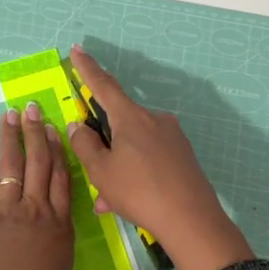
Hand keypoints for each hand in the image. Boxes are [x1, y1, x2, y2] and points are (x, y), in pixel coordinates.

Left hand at [0, 101, 129, 269]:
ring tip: (10, 114)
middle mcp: (36, 209)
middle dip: (36, 134)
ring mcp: (7, 207)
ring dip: (11, 137)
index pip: (62, 180)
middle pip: (39, 164)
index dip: (60, 154)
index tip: (57, 131)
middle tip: (32, 108)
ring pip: (12, 165)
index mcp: (59, 224)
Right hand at [66, 45, 254, 269]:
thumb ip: (84, 145)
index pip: (103, 85)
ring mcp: (172, 137)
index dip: (88, 69)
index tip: (77, 50)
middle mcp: (154, 119)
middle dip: (102, 147)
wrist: (190, 219)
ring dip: (117, 168)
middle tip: (93, 174)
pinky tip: (128, 202)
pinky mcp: (183, 155)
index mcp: (131, 117)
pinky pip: (149, 159)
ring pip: (133, 147)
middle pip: (119, 125)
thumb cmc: (139, 192)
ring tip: (108, 200)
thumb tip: (79, 126)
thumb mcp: (100, 171)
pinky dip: (134, 174)